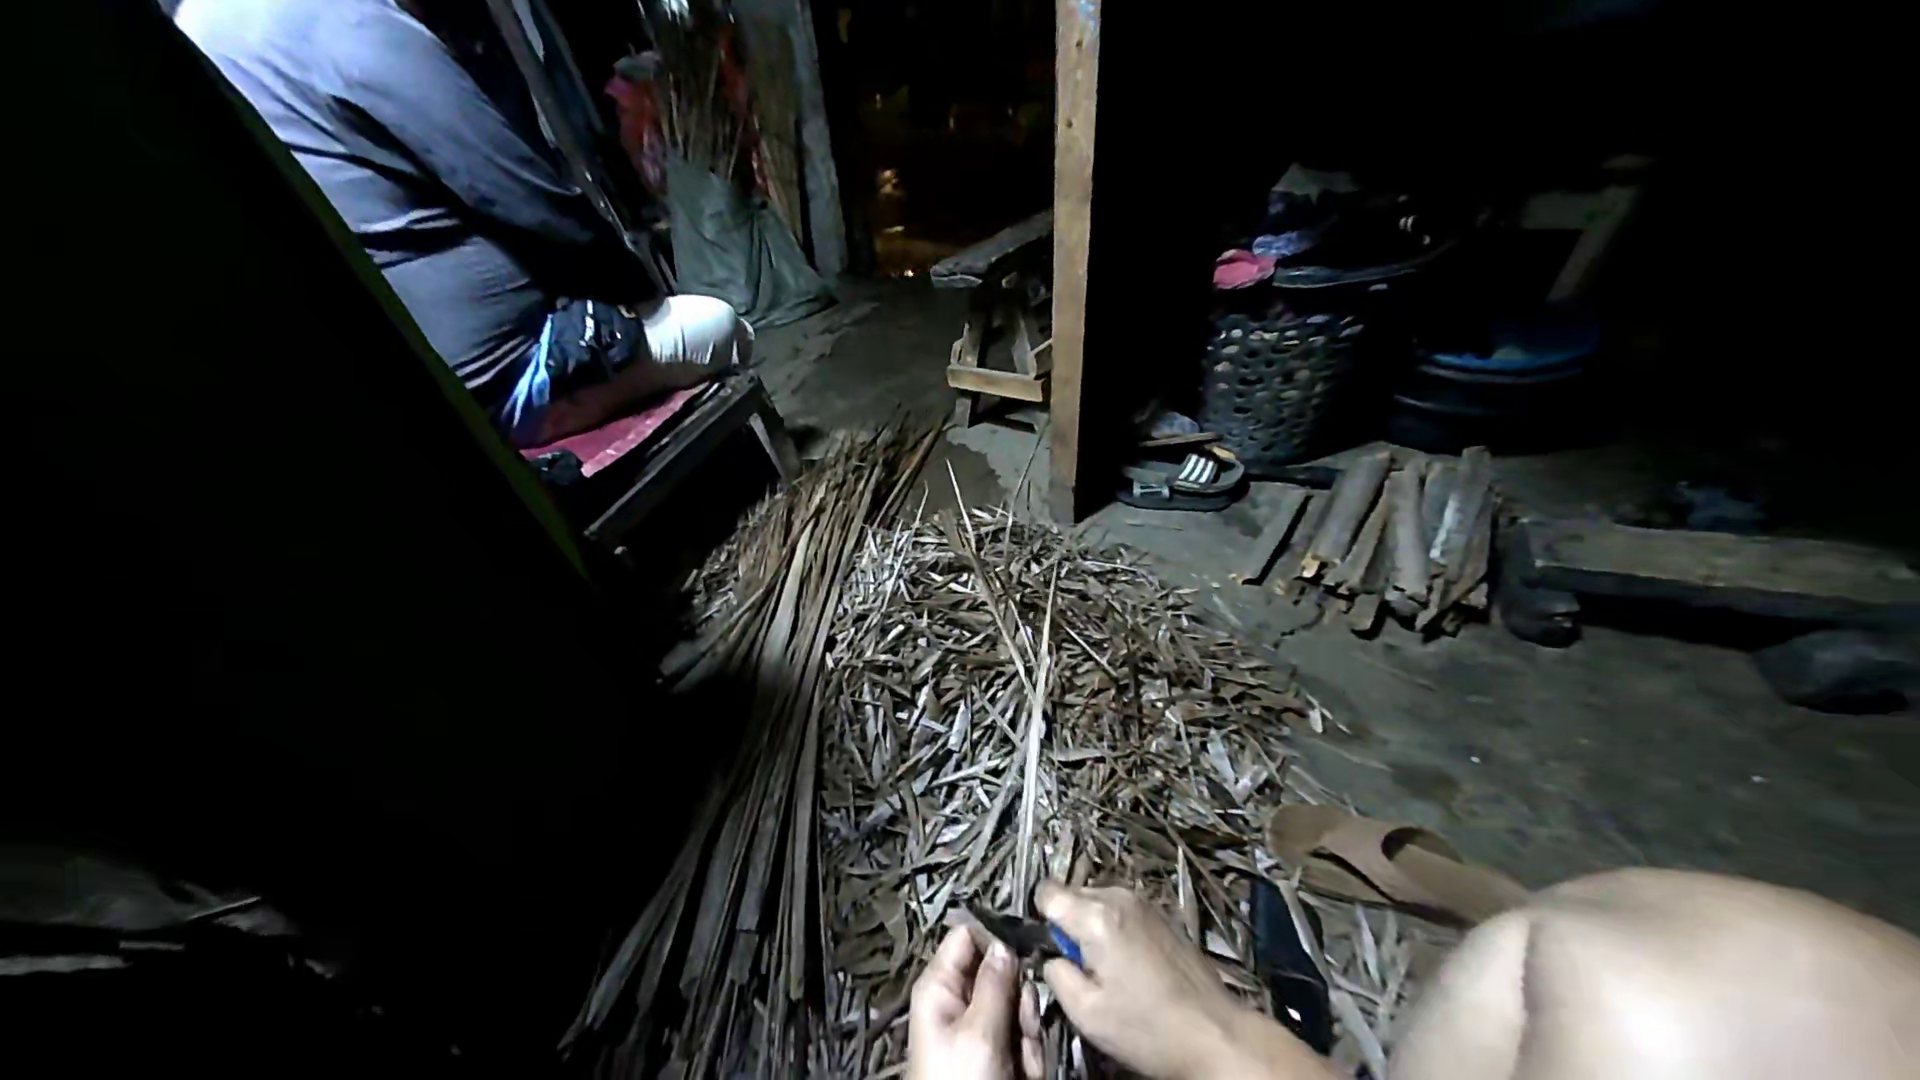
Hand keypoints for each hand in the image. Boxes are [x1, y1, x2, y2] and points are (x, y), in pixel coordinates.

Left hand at [908, 926, 1044, 1079]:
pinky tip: (1024, 1076)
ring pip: (1020, 1008)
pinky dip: (1031, 1058)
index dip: (996, 938)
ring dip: (1029, 1035)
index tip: (1025, 950)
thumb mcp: (977, 1033)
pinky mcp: (1001, 1055)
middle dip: (1020, 1002)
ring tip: (1020, 1065)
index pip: (968, 936)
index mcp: (941, 985)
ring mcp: (982, 1029)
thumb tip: (1005, 941)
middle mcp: (960, 1000)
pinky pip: (1026, 1039)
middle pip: (1003, 973)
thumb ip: (995, 982)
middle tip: (1021, 1029)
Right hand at [1037, 882, 1339, 1079]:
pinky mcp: (1159, 912)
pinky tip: (1131, 965)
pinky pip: (1119, 908)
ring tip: (1110, 970)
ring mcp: (1142, 901)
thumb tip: (1050, 956)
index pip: (1046, 891)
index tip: (1052, 947)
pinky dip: (1114, 927)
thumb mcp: (1087, 1014)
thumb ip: (1056, 975)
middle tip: (1082, 967)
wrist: (1215, 1034)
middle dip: (1068, 923)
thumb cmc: (1150, 1029)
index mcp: (1095, 916)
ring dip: (1091, 925)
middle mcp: (1118, 896)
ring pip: (1095, 900)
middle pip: (1071, 893)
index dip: (1041, 918)